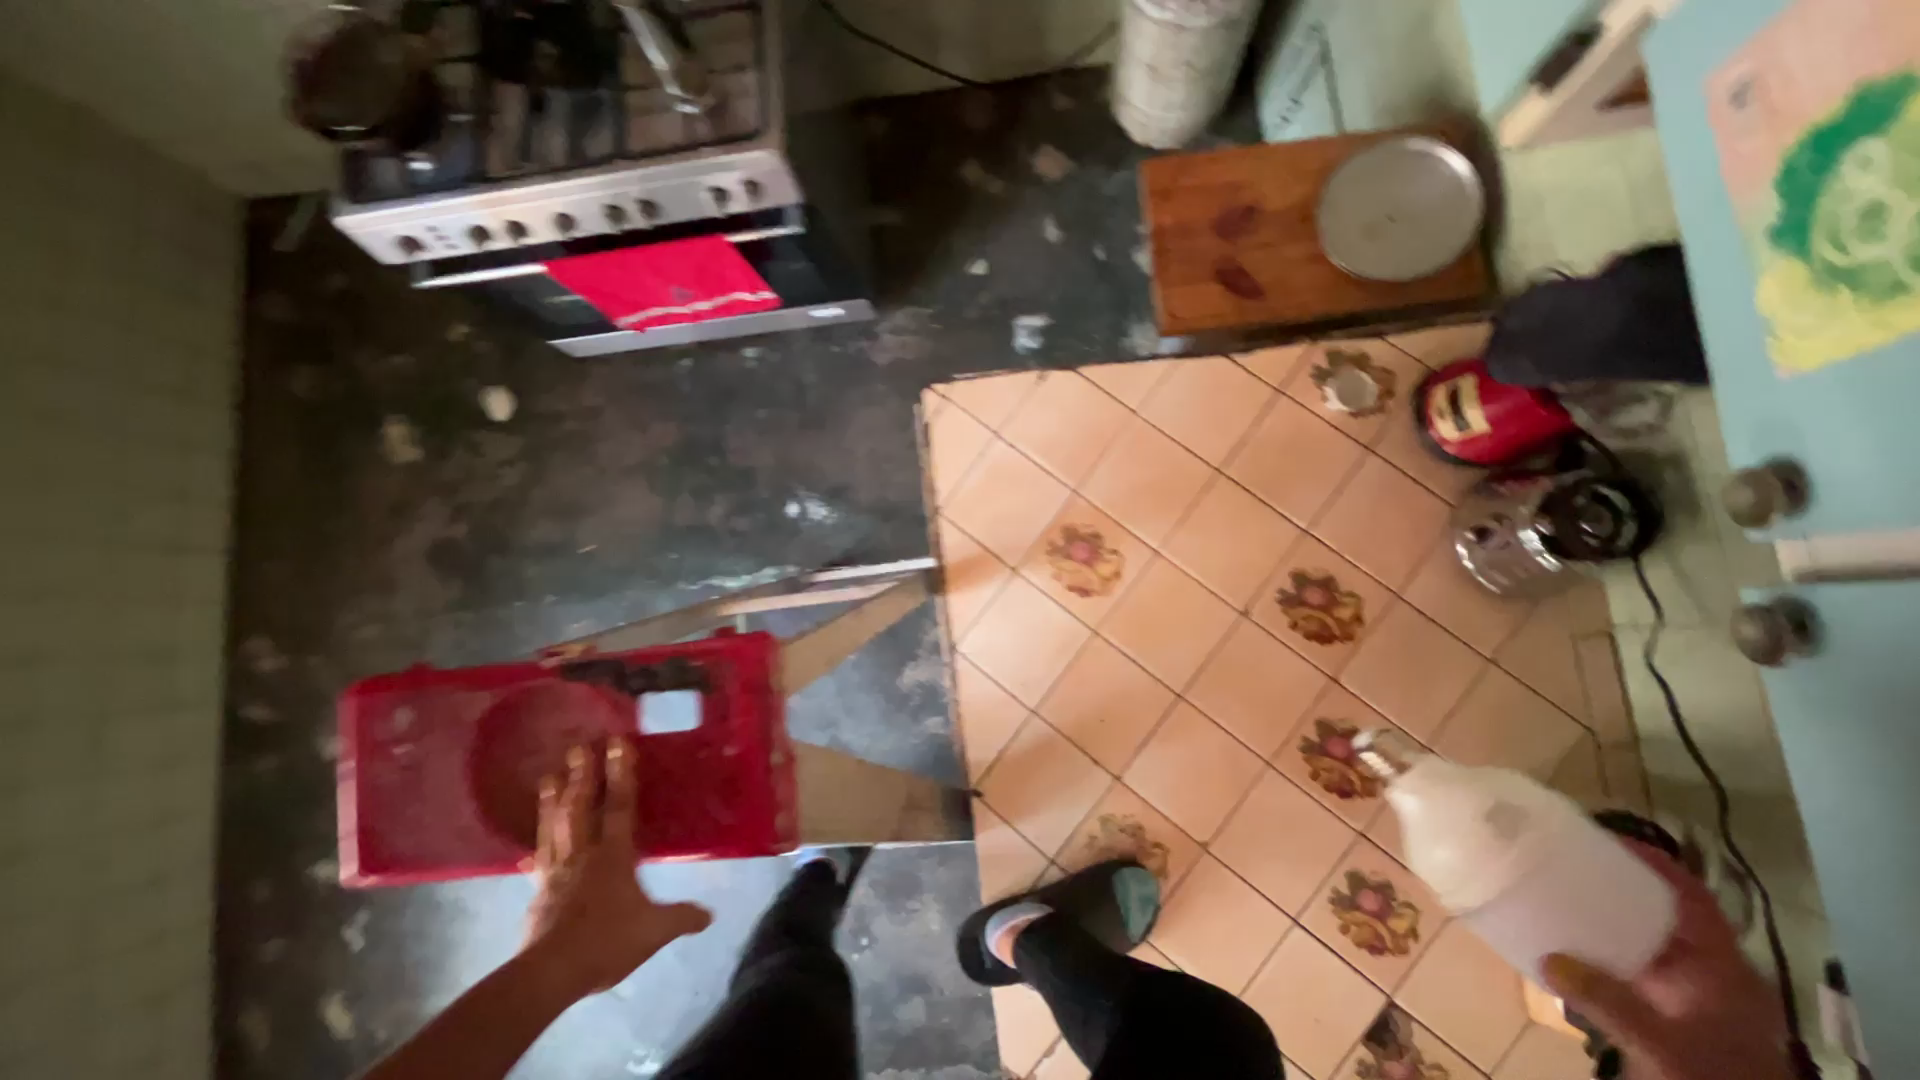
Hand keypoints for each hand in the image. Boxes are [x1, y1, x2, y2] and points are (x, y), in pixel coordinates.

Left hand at [521, 740, 711, 1000]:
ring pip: (555, 826)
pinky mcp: (538, 892)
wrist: (551, 973)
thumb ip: (682, 918)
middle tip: (578, 746)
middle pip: (581, 807)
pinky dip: (533, 852)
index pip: (620, 806)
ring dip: (552, 800)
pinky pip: (537, 862)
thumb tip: (709, 915)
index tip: (617, 742)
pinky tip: (525, 851)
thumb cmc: (607, 942)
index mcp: (613, 856)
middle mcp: (583, 854)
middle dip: (581, 775)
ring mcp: (556, 871)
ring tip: (548, 775)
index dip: (621, 773)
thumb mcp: (655, 930)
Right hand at [1543, 843, 1790, 1079]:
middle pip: (1662, 913)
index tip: (1608, 840)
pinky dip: (1599, 952)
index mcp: (1721, 967)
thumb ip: (1608, 1002)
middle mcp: (1706, 973)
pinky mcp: (1667, 1016)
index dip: (1655, 864)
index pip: (1691, 899)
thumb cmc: (1715, 1077)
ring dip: (1604, 918)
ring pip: (1643, 940)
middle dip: (1617, 885)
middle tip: (1567, 862)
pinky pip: (1628, 969)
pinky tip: (1565, 948)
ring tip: (1555, 896)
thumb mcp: (1663, 1044)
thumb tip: (1547, 959)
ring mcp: (1687, 996)